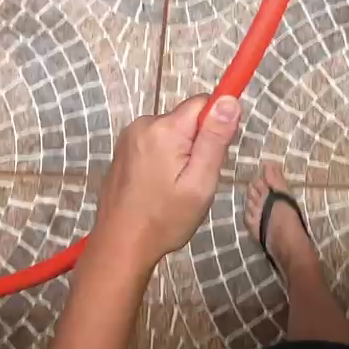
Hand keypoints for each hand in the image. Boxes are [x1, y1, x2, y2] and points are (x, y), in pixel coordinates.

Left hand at [90, 95, 242, 267]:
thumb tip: (229, 100)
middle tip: (193, 180)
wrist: (119, 247)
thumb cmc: (164, 220)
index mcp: (165, 129)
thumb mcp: (199, 184)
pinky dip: (162, 157)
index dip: (214, 126)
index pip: (203, 103)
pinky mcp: (123, 148)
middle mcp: (144, 123)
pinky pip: (155, 140)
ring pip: (171, 130)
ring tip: (174, 187)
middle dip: (197, 143)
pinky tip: (158, 186)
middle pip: (187, 118)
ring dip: (179, 152)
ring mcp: (130, 135)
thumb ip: (215, 140)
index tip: (211, 156)